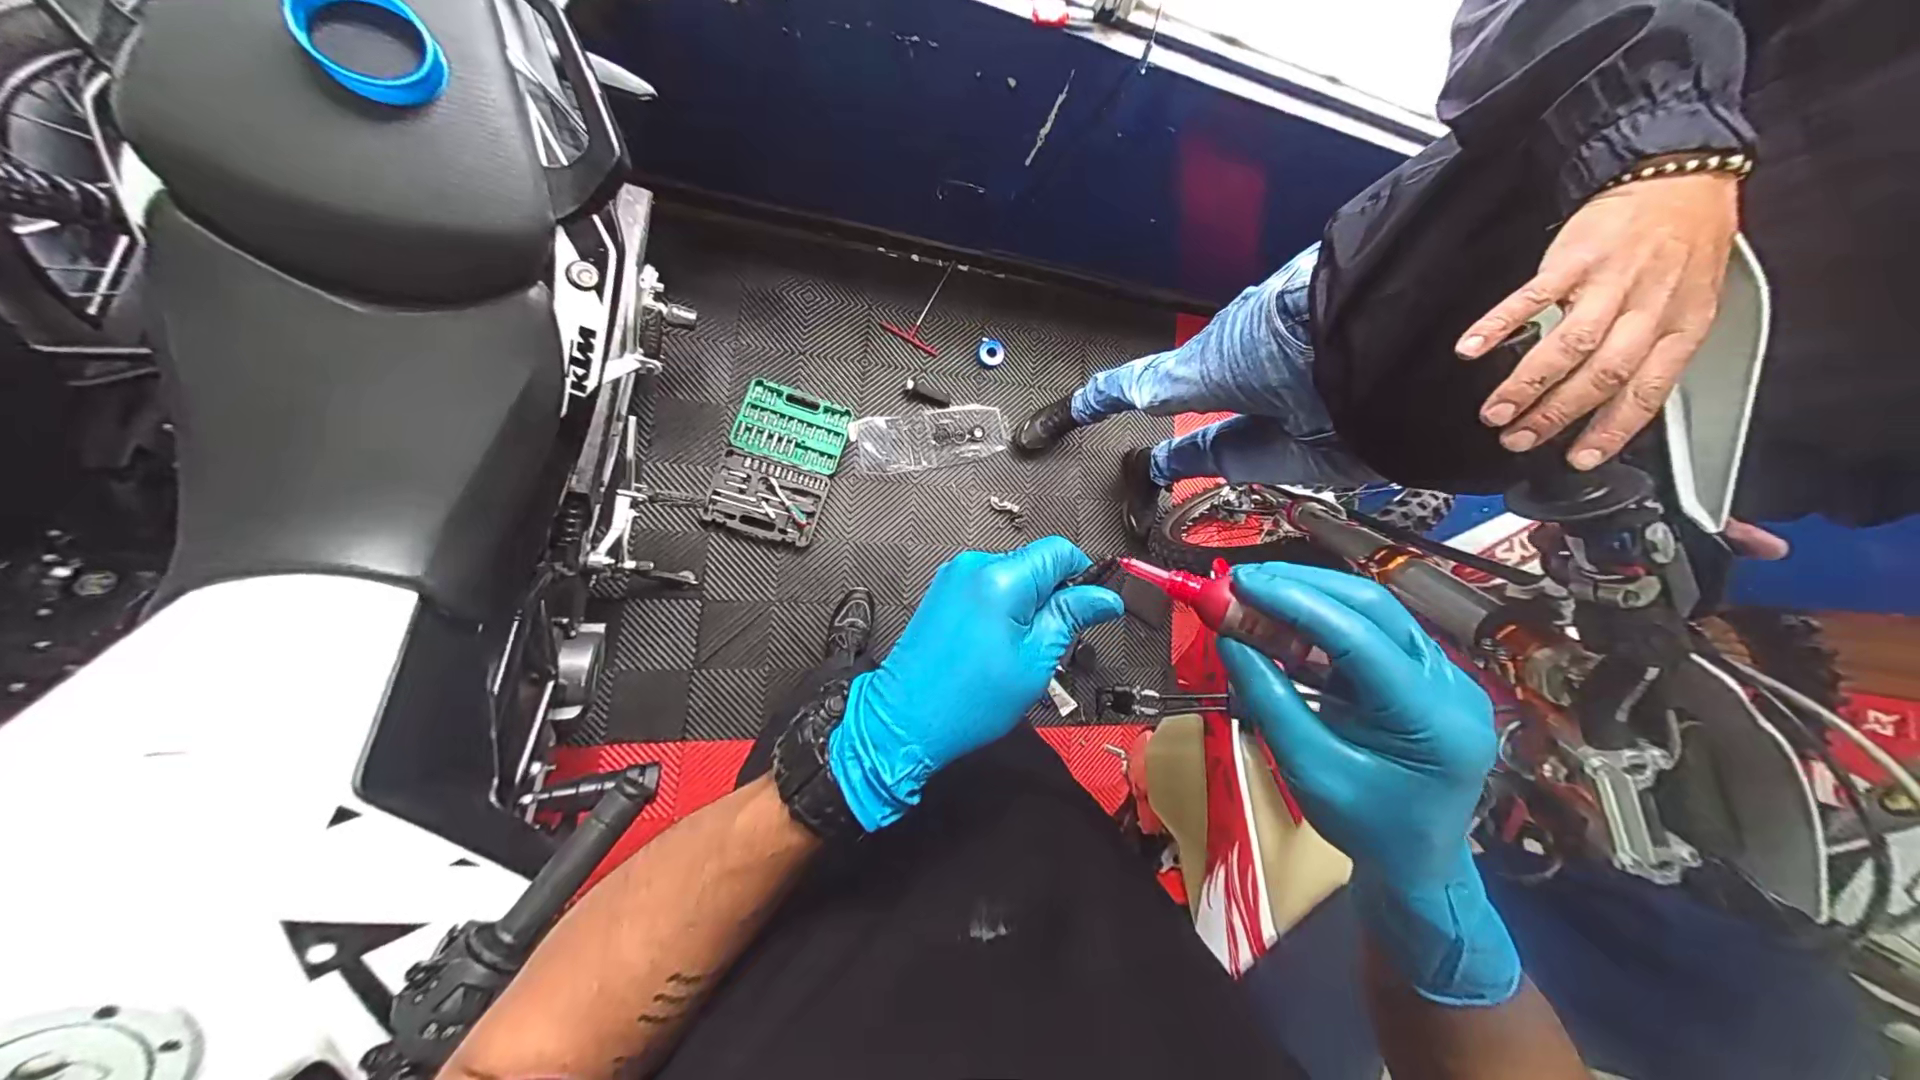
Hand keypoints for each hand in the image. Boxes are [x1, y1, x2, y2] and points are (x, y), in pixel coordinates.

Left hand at [828, 537, 1123, 830]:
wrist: (906, 718)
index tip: (1090, 604)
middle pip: (1036, 563)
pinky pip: (988, 587)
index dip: (1083, 577)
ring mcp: (954, 577)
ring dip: (1027, 605)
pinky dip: (1002, 609)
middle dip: (1053, 597)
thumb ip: (1071, 618)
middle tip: (1049, 640)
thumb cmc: (961, 701)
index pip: (1061, 550)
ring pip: (1013, 576)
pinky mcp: (944, 591)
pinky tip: (995, 644)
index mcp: (1000, 579)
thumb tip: (1103, 598)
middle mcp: (973, 567)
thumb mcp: (1035, 660)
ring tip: (1015, 649)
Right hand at [1219, 562, 1518, 1004]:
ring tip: (1250, 594)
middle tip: (1238, 582)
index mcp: (1433, 719)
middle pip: (1371, 607)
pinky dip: (1316, 620)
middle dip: (1299, 586)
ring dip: (1306, 596)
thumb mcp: (1308, 768)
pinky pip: (1365, 631)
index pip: (1358, 637)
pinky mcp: (1420, 673)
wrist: (1417, 860)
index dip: (1292, 602)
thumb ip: (1268, 700)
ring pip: (1370, 611)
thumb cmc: (1366, 827)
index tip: (1237, 584)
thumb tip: (1227, 639)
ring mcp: (1441, 675)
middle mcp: (1449, 684)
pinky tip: (1279, 620)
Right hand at [1457, 172, 1738, 469]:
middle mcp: (1648, 306)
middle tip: (1517, 437)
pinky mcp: (1573, 260)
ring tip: (1494, 411)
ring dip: (1525, 384)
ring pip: (1568, 344)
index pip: (1647, 389)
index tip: (1577, 457)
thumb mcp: (1691, 299)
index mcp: (1682, 322)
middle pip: (1600, 373)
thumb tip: (1605, 400)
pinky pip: (1532, 298)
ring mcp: (1609, 282)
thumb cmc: (1682, 242)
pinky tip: (1471, 348)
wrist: (1677, 175)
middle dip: (1554, 413)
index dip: (1611, 429)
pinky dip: (1497, 325)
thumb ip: (1650, 348)